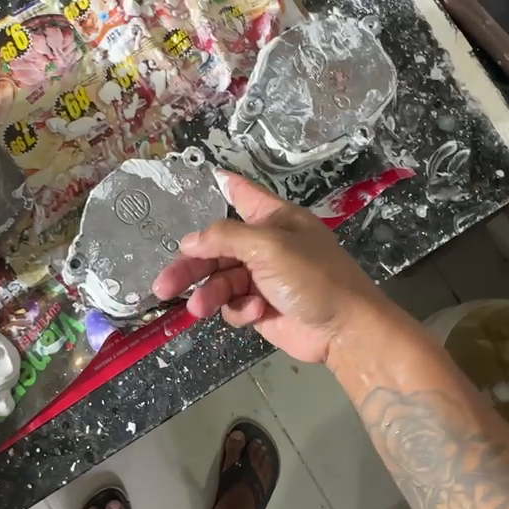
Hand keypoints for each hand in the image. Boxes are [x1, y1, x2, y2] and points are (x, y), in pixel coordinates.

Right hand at [152, 171, 393, 363]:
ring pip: (219, 280)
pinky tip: (255, 314)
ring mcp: (262, 277)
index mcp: (272, 219)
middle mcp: (265, 245)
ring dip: (209, 293)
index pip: (241, 194)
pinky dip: (238, 310)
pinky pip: (234, 304)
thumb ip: (226, 237)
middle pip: (216, 248)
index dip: (219, 186)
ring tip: (198, 308)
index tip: (196, 179)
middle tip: (164, 285)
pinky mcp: (260, 307)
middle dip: (191, 266)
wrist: (343, 329)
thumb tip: (190, 241)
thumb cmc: (313, 276)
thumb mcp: (269, 247)